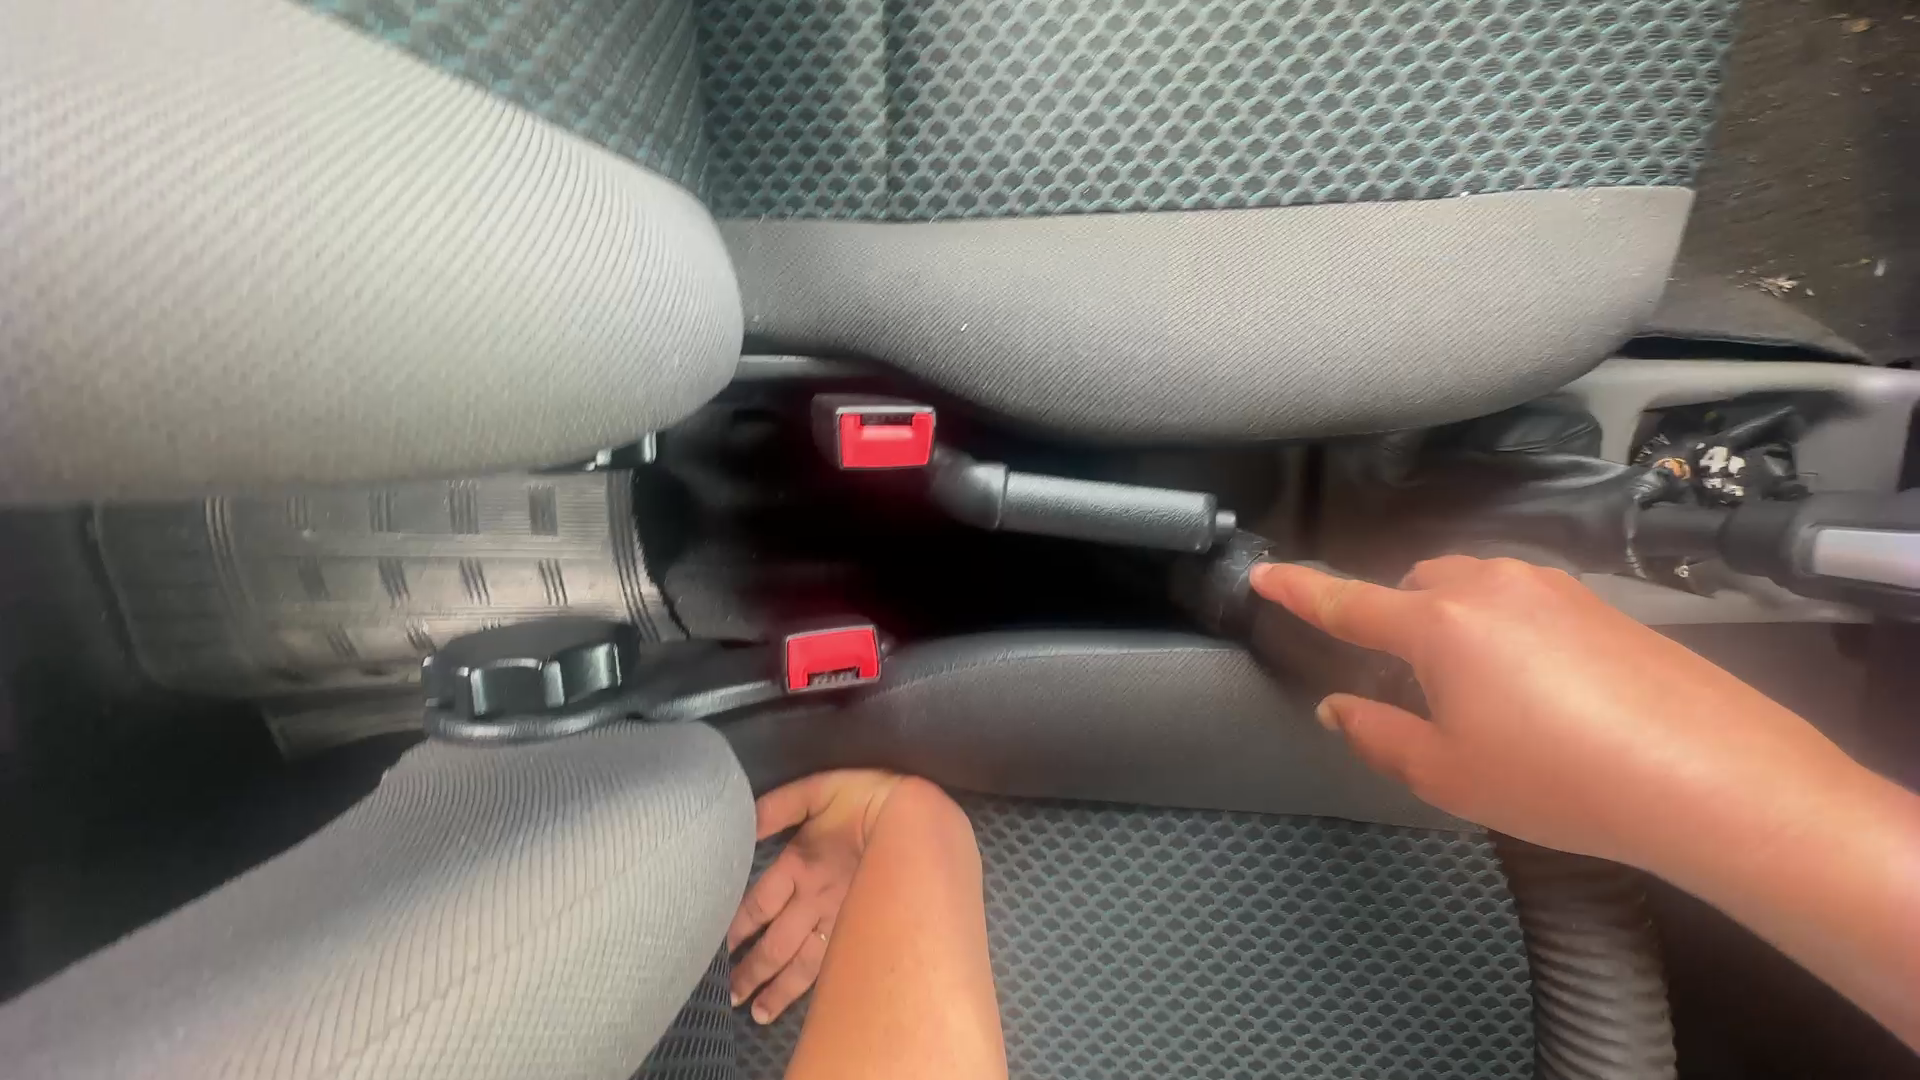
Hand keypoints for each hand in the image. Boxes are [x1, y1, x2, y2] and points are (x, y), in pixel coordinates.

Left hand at [726, 769, 907, 1023]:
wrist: (911, 813)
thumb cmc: (861, 796)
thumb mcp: (814, 791)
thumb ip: (776, 809)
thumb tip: (740, 825)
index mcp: (798, 865)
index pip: (757, 907)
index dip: (735, 930)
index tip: (715, 950)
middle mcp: (814, 899)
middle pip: (775, 945)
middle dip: (749, 972)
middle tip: (728, 996)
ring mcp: (840, 916)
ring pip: (802, 964)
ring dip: (777, 989)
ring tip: (757, 1012)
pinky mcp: (862, 923)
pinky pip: (833, 962)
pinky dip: (814, 986)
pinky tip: (803, 1001)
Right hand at [1249, 557, 1863, 876]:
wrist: (1723, 785)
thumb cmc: (1559, 781)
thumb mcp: (1443, 773)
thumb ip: (1374, 733)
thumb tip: (1338, 708)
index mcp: (1437, 625)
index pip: (1344, 600)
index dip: (1296, 588)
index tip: (1262, 570)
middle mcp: (1488, 588)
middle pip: (1413, 585)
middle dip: (1397, 618)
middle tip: (1413, 681)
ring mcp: (1550, 588)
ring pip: (1469, 587)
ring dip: (1450, 620)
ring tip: (1481, 687)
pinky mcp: (1601, 603)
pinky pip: (1521, 599)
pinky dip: (1503, 628)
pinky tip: (1543, 687)